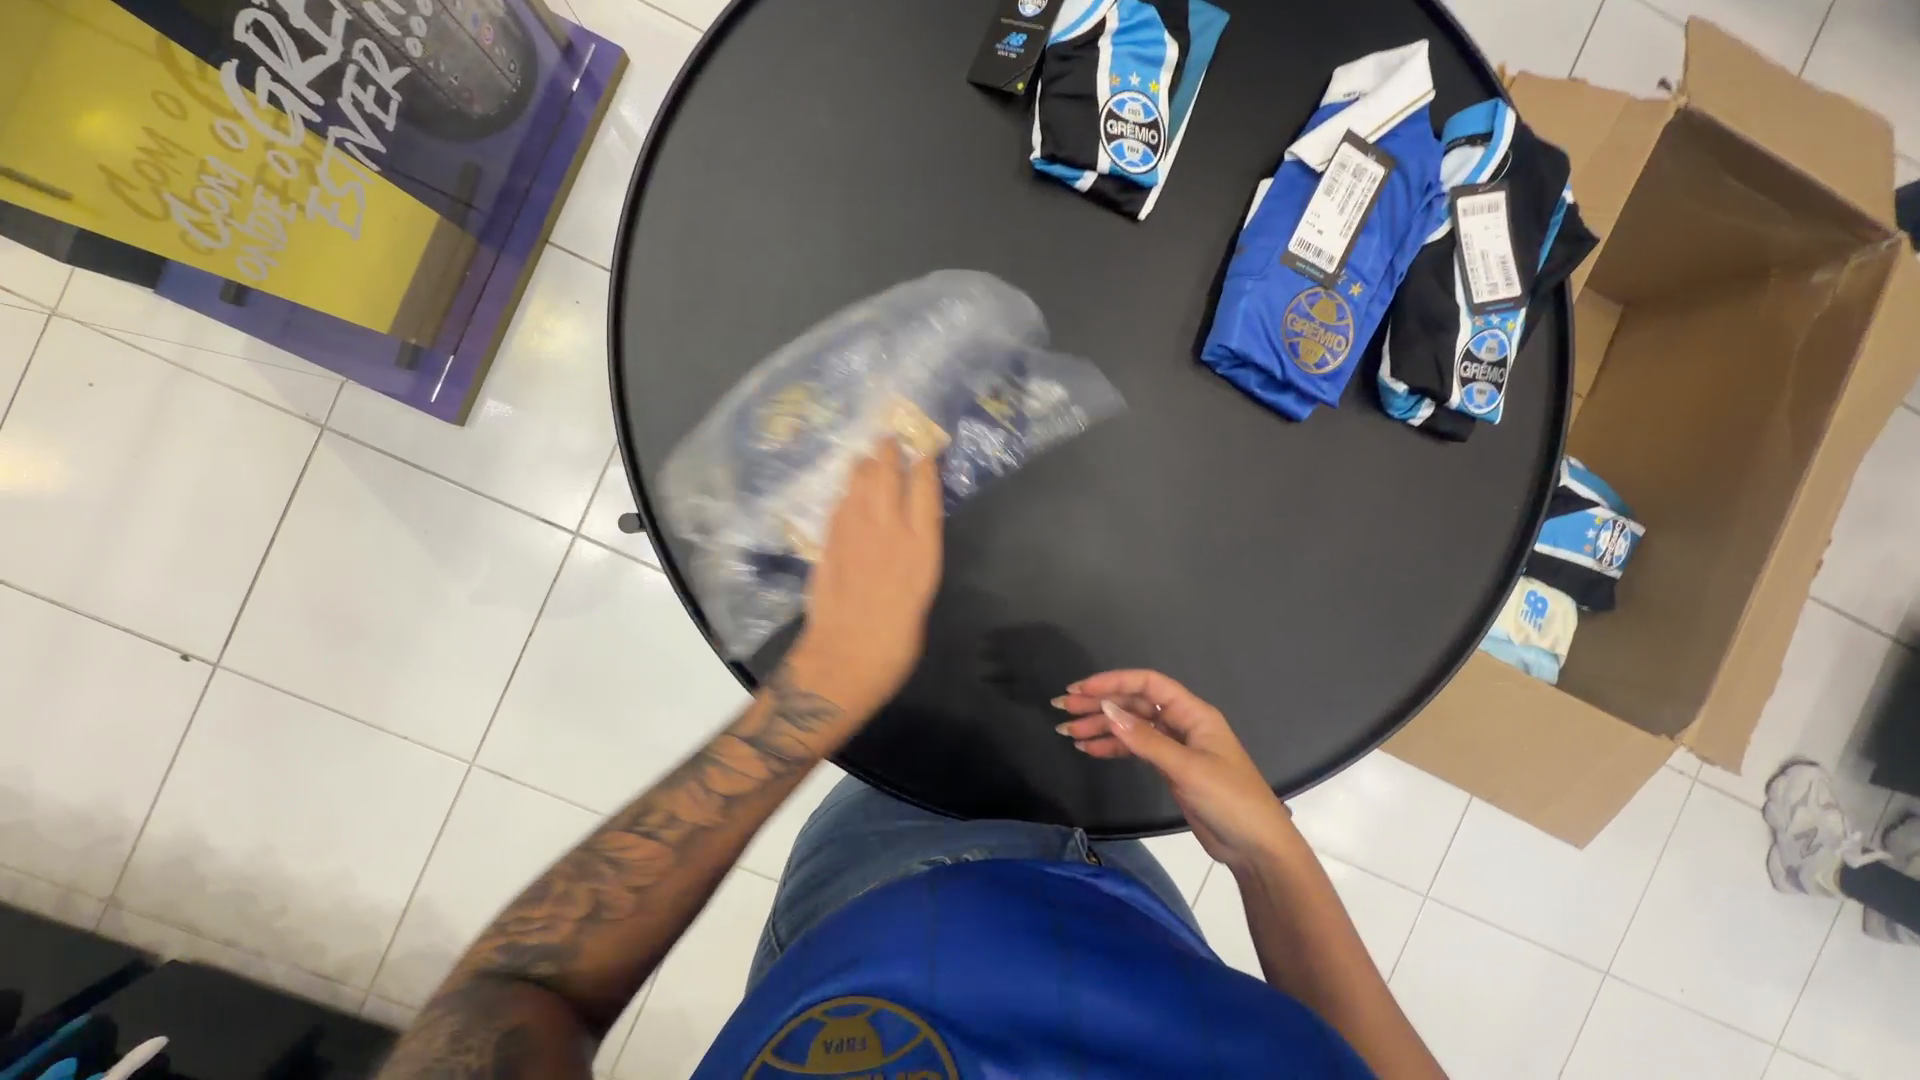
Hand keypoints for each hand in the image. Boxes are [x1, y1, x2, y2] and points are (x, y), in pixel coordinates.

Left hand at [787, 439, 943, 718]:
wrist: (844, 659)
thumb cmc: (897, 642)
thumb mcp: (922, 595)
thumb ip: (916, 557)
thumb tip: (910, 537)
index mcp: (921, 546)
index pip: (925, 488)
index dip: (925, 463)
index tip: (925, 448)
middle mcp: (888, 529)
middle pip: (887, 475)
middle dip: (888, 451)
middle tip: (888, 436)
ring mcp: (853, 533)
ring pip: (859, 484)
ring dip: (864, 465)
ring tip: (868, 454)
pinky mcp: (827, 543)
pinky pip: (838, 505)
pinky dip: (845, 491)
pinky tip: (847, 489)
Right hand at [1053, 671, 1292, 870]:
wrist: (1255, 846)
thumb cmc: (1229, 799)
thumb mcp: (1186, 767)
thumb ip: (1146, 740)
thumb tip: (1107, 710)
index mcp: (1193, 713)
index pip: (1148, 685)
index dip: (1113, 682)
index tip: (1081, 690)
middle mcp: (1182, 723)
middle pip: (1134, 704)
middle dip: (1099, 704)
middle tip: (1063, 709)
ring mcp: (1175, 746)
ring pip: (1131, 727)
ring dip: (1100, 727)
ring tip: (1067, 731)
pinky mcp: (1169, 768)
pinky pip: (1135, 748)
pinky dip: (1112, 747)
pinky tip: (1088, 748)